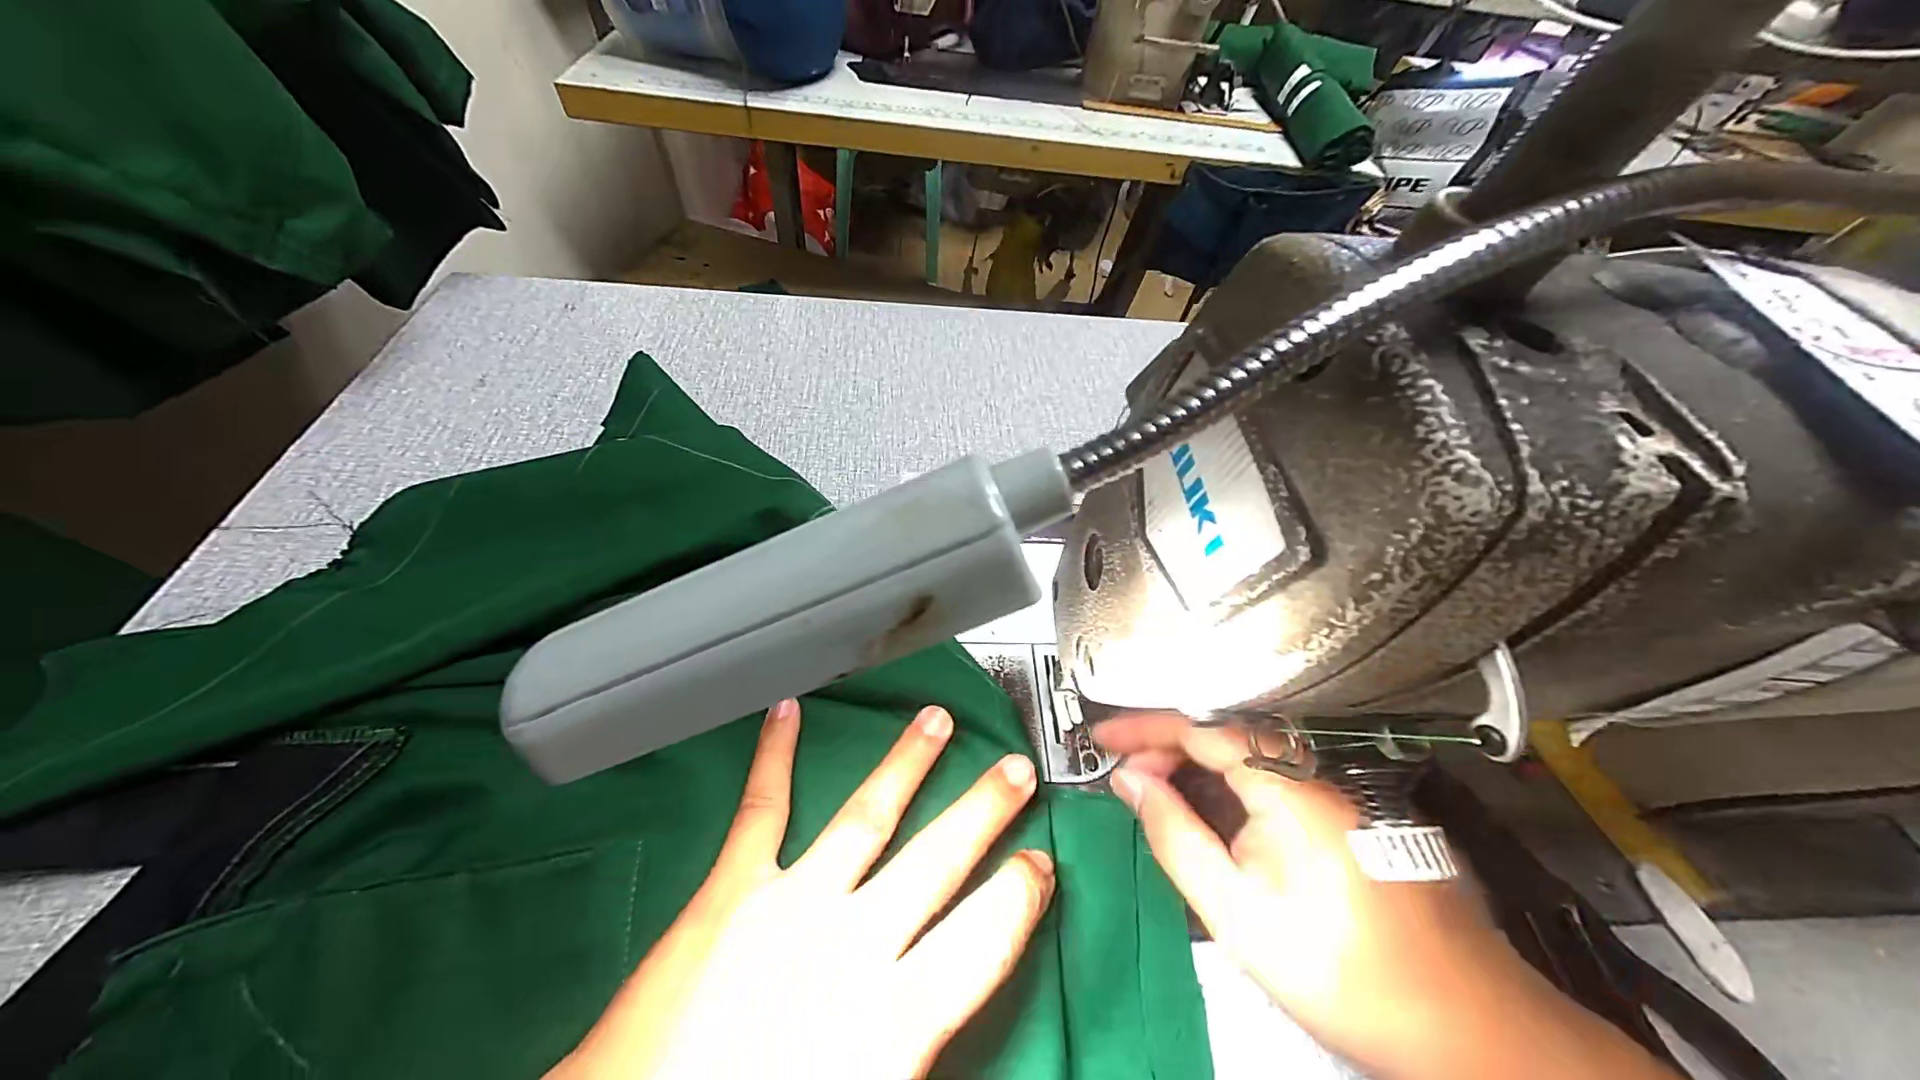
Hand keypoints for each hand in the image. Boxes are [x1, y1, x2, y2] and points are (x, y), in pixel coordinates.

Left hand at [551, 699, 1054, 1079]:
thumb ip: (913, 1056)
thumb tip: (945, 1017)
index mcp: (892, 1020)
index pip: (982, 943)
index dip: (1018, 899)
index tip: (1040, 863)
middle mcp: (850, 945)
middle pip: (937, 862)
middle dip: (983, 812)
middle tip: (1014, 769)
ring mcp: (791, 906)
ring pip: (867, 818)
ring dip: (906, 764)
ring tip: (935, 719)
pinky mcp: (732, 892)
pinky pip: (762, 810)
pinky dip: (774, 757)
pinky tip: (786, 712)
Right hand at [1097, 713, 1676, 1079]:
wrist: (1466, 1024)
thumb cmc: (1344, 974)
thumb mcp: (1238, 914)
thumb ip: (1175, 837)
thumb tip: (1129, 782)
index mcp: (1295, 789)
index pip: (1204, 729)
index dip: (1145, 727)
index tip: (1101, 738)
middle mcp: (1322, 771)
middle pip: (1226, 731)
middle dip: (1166, 746)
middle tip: (1125, 776)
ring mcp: (1342, 784)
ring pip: (1249, 750)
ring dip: (1196, 762)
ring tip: (1154, 787)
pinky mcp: (1352, 803)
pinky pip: (1275, 772)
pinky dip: (1229, 779)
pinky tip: (1208, 804)